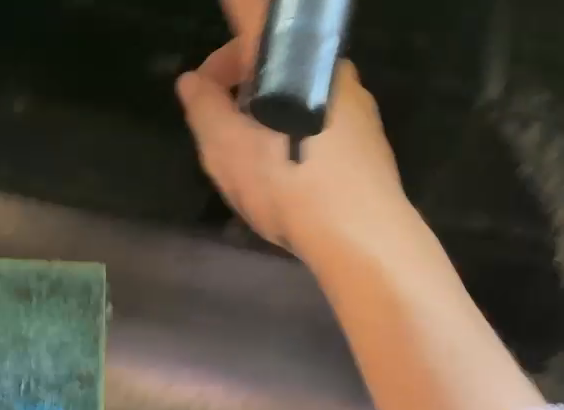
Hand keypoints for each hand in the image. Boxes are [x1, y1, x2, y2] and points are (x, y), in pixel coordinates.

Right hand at [174, 0, 408, 256]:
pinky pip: (324, 120)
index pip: (251, 13)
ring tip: (253, 155)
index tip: (211, 68)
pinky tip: (289, 174)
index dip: (229, 24)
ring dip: (271, 110)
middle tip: (219, 118)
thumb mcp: (225, 150)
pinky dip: (298, 132)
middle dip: (242, 80)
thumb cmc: (287, 184)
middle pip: (278, 56)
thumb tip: (192, 83)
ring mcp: (356, 99)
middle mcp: (329, 64)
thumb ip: (203, 109)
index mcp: (290, 54)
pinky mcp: (370, 135)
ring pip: (301, 91)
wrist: (361, 234)